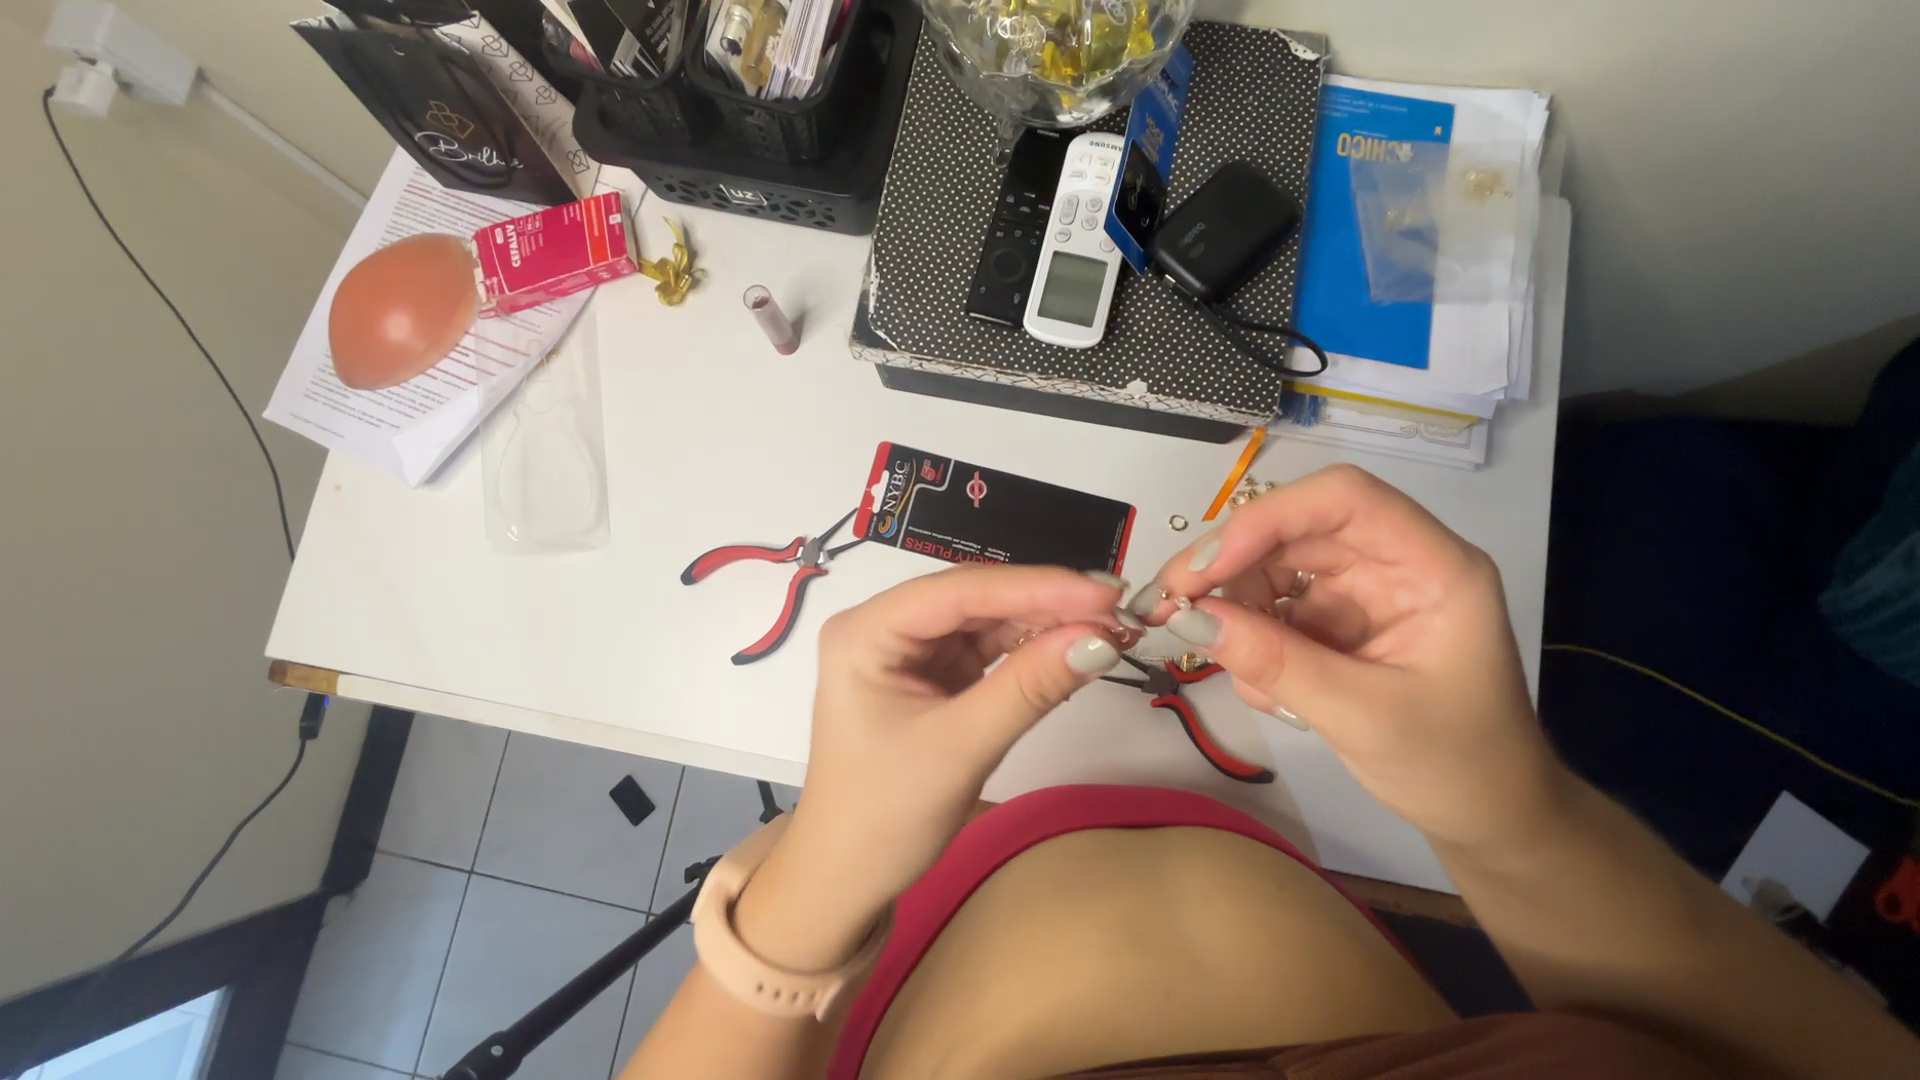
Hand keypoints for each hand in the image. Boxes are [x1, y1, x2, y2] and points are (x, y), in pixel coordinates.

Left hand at [763, 565, 1131, 949]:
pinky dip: (1028, 651)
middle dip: (1044, 603)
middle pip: (974, 599)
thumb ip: (1030, 687)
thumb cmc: (886, 817)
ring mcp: (907, 651)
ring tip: (1107, 627)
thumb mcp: (961, 748)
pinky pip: (986, 649)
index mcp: (864, 632)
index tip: (1103, 593)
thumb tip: (1102, 639)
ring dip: (1043, 623)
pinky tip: (1069, 647)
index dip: (1036, 586)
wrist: (848, 878)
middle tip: (1117, 609)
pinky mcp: (930, 675)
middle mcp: (881, 627)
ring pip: (985, 621)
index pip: (959, 591)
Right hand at [1131, 465, 1567, 848]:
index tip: (1207, 568)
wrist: (1487, 816)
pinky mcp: (1335, 623)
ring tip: (1223, 661)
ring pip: (1273, 568)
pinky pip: (1272, 611)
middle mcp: (1390, 564)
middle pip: (1293, 530)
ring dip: (1233, 608)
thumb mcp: (1362, 716)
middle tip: (1169, 605)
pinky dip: (1249, 641)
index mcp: (1431, 566)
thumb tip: (1190, 620)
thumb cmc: (1454, 765)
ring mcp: (1359, 593)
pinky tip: (1260, 688)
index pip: (1342, 500)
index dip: (1269, 518)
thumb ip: (1275, 663)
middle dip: (1228, 565)